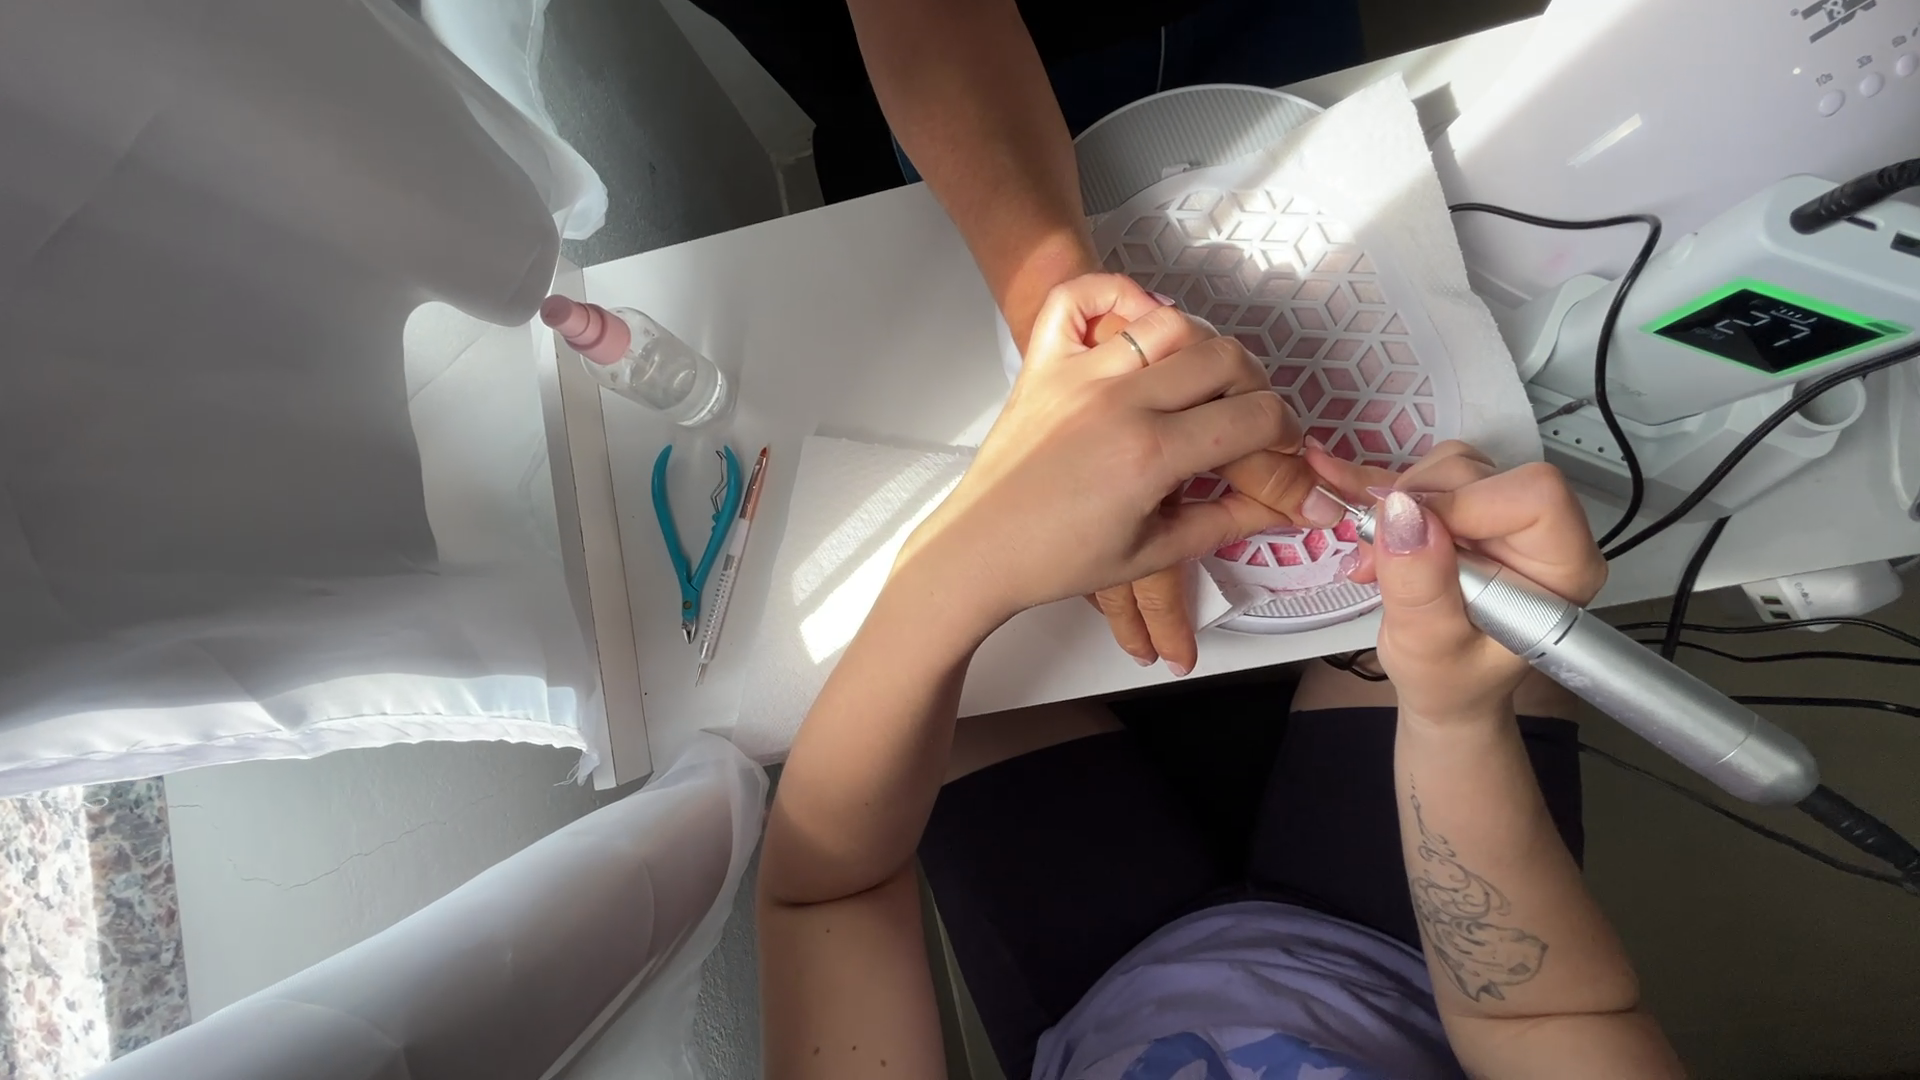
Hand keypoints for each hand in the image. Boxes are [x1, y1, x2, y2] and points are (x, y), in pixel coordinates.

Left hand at [901, 274, 1303, 628]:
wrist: (979, 552)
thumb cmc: (1055, 560)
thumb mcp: (1151, 553)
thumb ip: (1227, 522)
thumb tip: (1289, 507)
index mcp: (1150, 456)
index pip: (1254, 419)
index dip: (1286, 434)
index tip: (1281, 449)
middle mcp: (1118, 402)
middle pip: (1224, 359)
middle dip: (1255, 388)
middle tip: (1246, 420)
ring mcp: (1077, 376)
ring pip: (1169, 323)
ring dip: (1201, 345)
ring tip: (1198, 381)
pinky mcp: (1042, 365)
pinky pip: (1077, 298)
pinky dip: (1111, 292)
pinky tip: (1133, 319)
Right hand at [1307, 441, 1606, 723]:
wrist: (1444, 685)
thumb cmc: (1447, 679)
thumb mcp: (1427, 644)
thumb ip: (1419, 583)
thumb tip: (1399, 510)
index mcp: (1561, 566)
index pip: (1530, 496)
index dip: (1462, 506)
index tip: (1409, 542)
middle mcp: (1543, 531)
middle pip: (1482, 473)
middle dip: (1415, 505)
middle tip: (1378, 557)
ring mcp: (1503, 515)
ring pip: (1449, 467)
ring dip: (1396, 503)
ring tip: (1376, 556)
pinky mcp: (1469, 508)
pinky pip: (1426, 473)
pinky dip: (1382, 489)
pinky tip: (1352, 502)